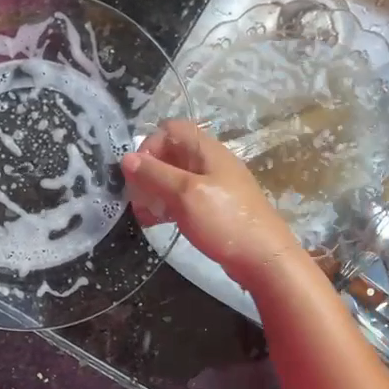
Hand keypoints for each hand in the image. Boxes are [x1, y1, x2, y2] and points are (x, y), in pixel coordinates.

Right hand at [121, 119, 305, 278]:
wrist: (261, 258)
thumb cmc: (224, 220)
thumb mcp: (186, 194)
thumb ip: (155, 174)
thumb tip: (126, 157)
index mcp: (207, 151)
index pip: (170, 130)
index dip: (149, 146)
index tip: (137, 173)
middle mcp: (209, 163)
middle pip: (170, 154)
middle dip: (148, 172)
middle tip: (136, 197)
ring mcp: (212, 186)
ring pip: (174, 178)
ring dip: (154, 191)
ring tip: (143, 213)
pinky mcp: (211, 208)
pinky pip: (182, 198)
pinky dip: (165, 206)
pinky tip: (156, 222)